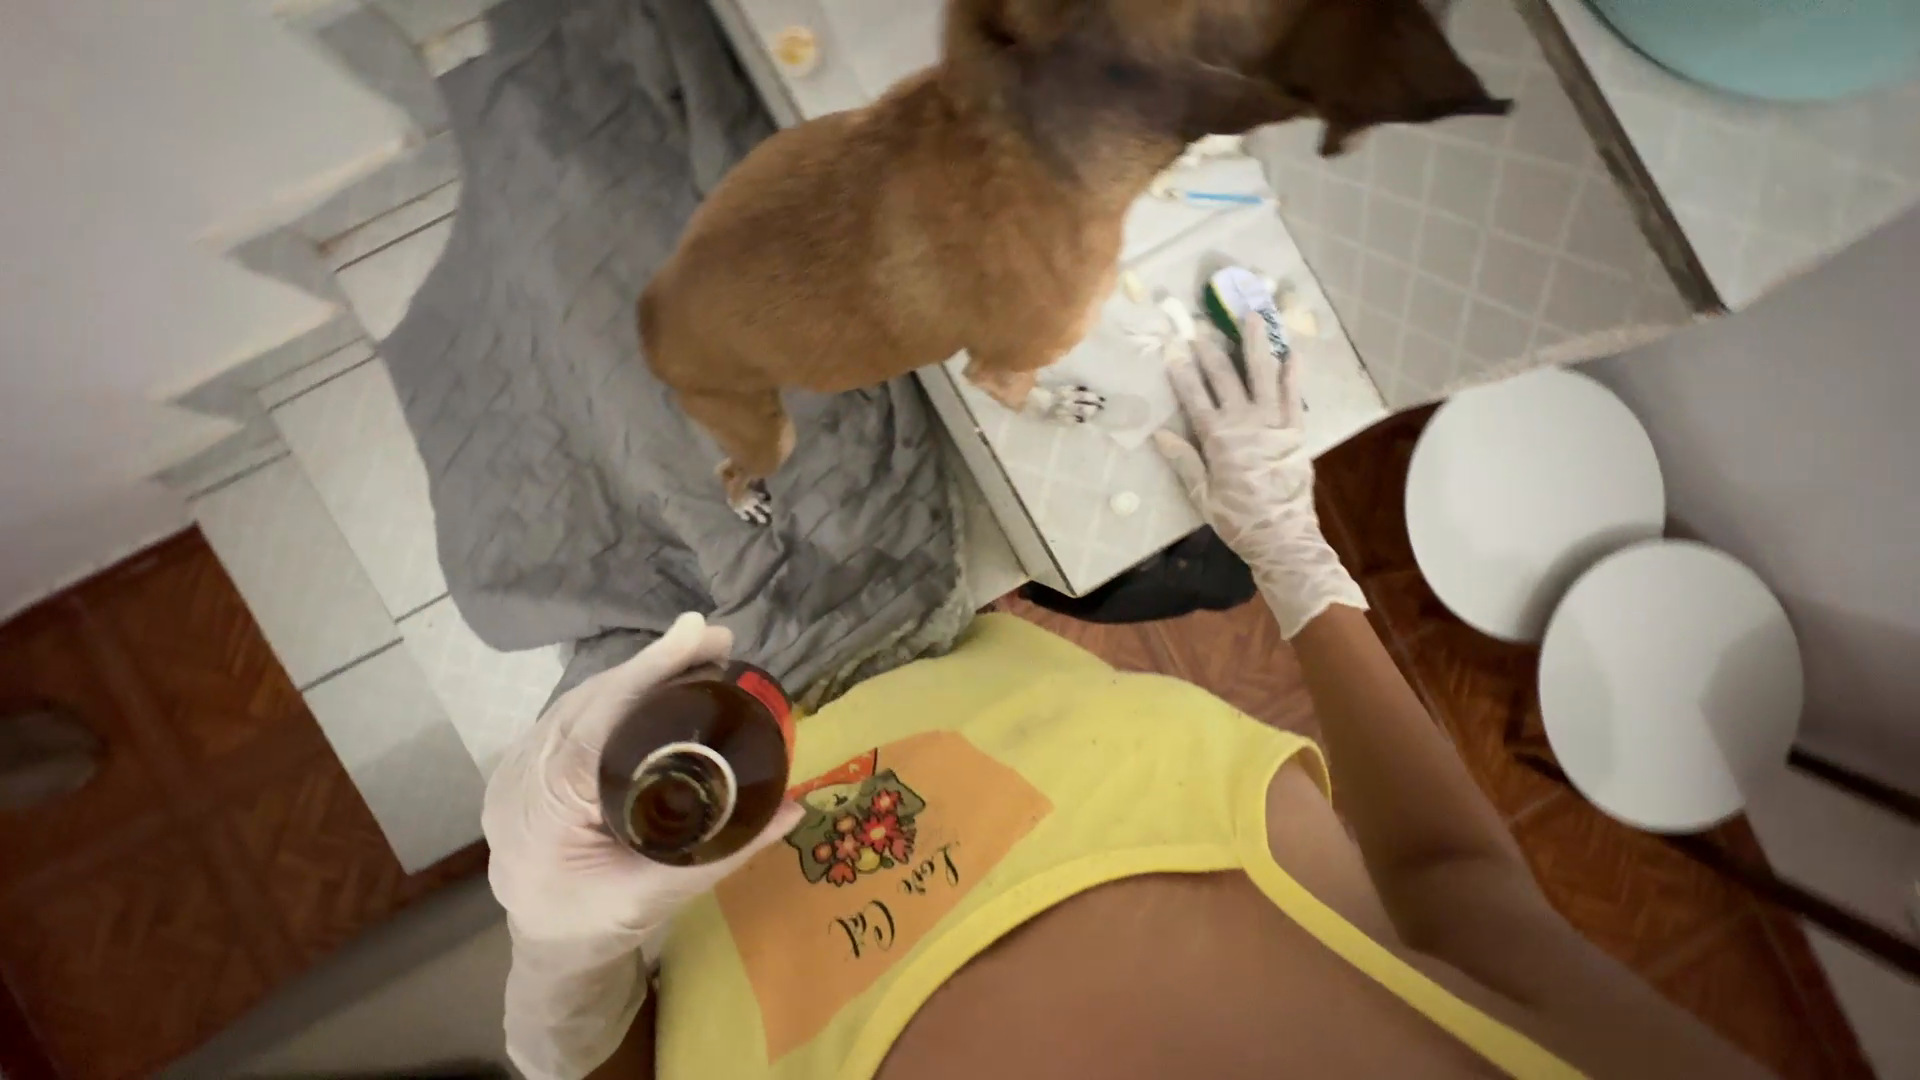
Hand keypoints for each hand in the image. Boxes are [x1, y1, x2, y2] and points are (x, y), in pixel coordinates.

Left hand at [483, 612, 801, 1078]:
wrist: (551, 949)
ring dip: (635, 671)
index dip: (644, 672)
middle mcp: (520, 780)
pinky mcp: (524, 764)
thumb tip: (794, 805)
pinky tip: (650, 677)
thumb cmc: (601, 925)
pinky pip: (570, 712)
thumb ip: (727, 849)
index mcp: (544, 814)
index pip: (594, 724)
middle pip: (588, 700)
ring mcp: (514, 769)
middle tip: (716, 640)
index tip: (694, 632)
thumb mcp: (663, 892)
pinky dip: (614, 688)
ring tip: (694, 651)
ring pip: (578, 699)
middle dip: (651, 663)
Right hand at [1153, 316, 1366, 638]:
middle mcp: (1246, 423)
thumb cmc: (1237, 519)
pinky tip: (1290, 351)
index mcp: (1218, 440)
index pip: (1195, 397)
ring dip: (1257, 345)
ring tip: (1254, 316)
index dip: (1182, 372)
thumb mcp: (1202, 495)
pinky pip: (1294, 395)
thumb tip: (1160, 435)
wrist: (1283, 536)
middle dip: (1211, 351)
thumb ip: (1184, 461)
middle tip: (1201, 327)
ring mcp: (1274, 423)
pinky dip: (1293, 372)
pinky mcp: (1296, 431)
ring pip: (1263, 375)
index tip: (1173, 349)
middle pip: (1225, 379)